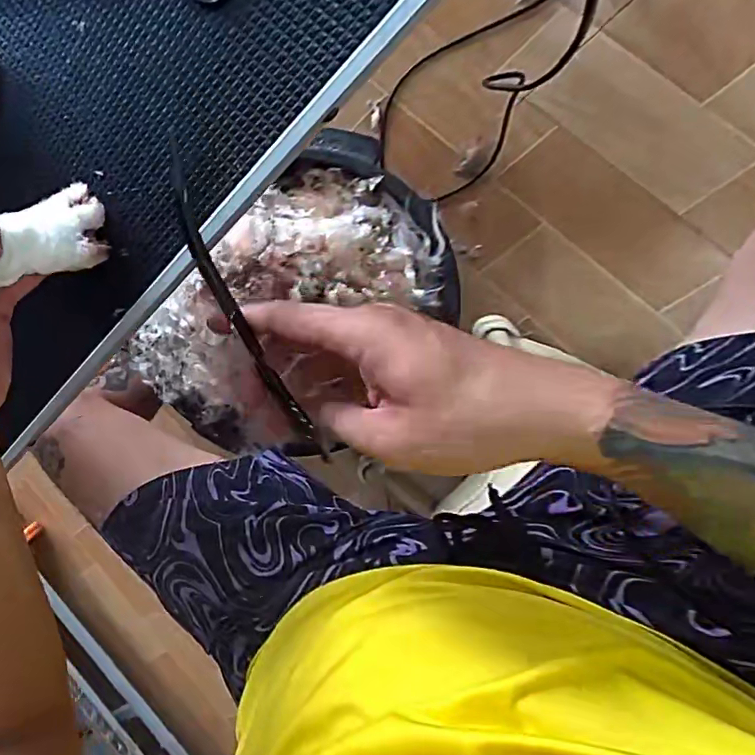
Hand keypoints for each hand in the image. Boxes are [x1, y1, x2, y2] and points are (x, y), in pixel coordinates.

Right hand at [238, 301, 618, 474]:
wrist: (542, 407)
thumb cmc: (468, 422)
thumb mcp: (392, 437)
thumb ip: (338, 419)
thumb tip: (313, 408)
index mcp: (365, 333)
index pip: (292, 317)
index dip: (248, 320)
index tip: (212, 324)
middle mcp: (374, 322)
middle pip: (306, 331)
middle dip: (268, 358)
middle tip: (239, 393)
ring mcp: (392, 335)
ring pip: (329, 347)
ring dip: (298, 372)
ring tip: (268, 405)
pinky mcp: (407, 351)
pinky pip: (354, 358)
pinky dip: (329, 378)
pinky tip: (312, 403)